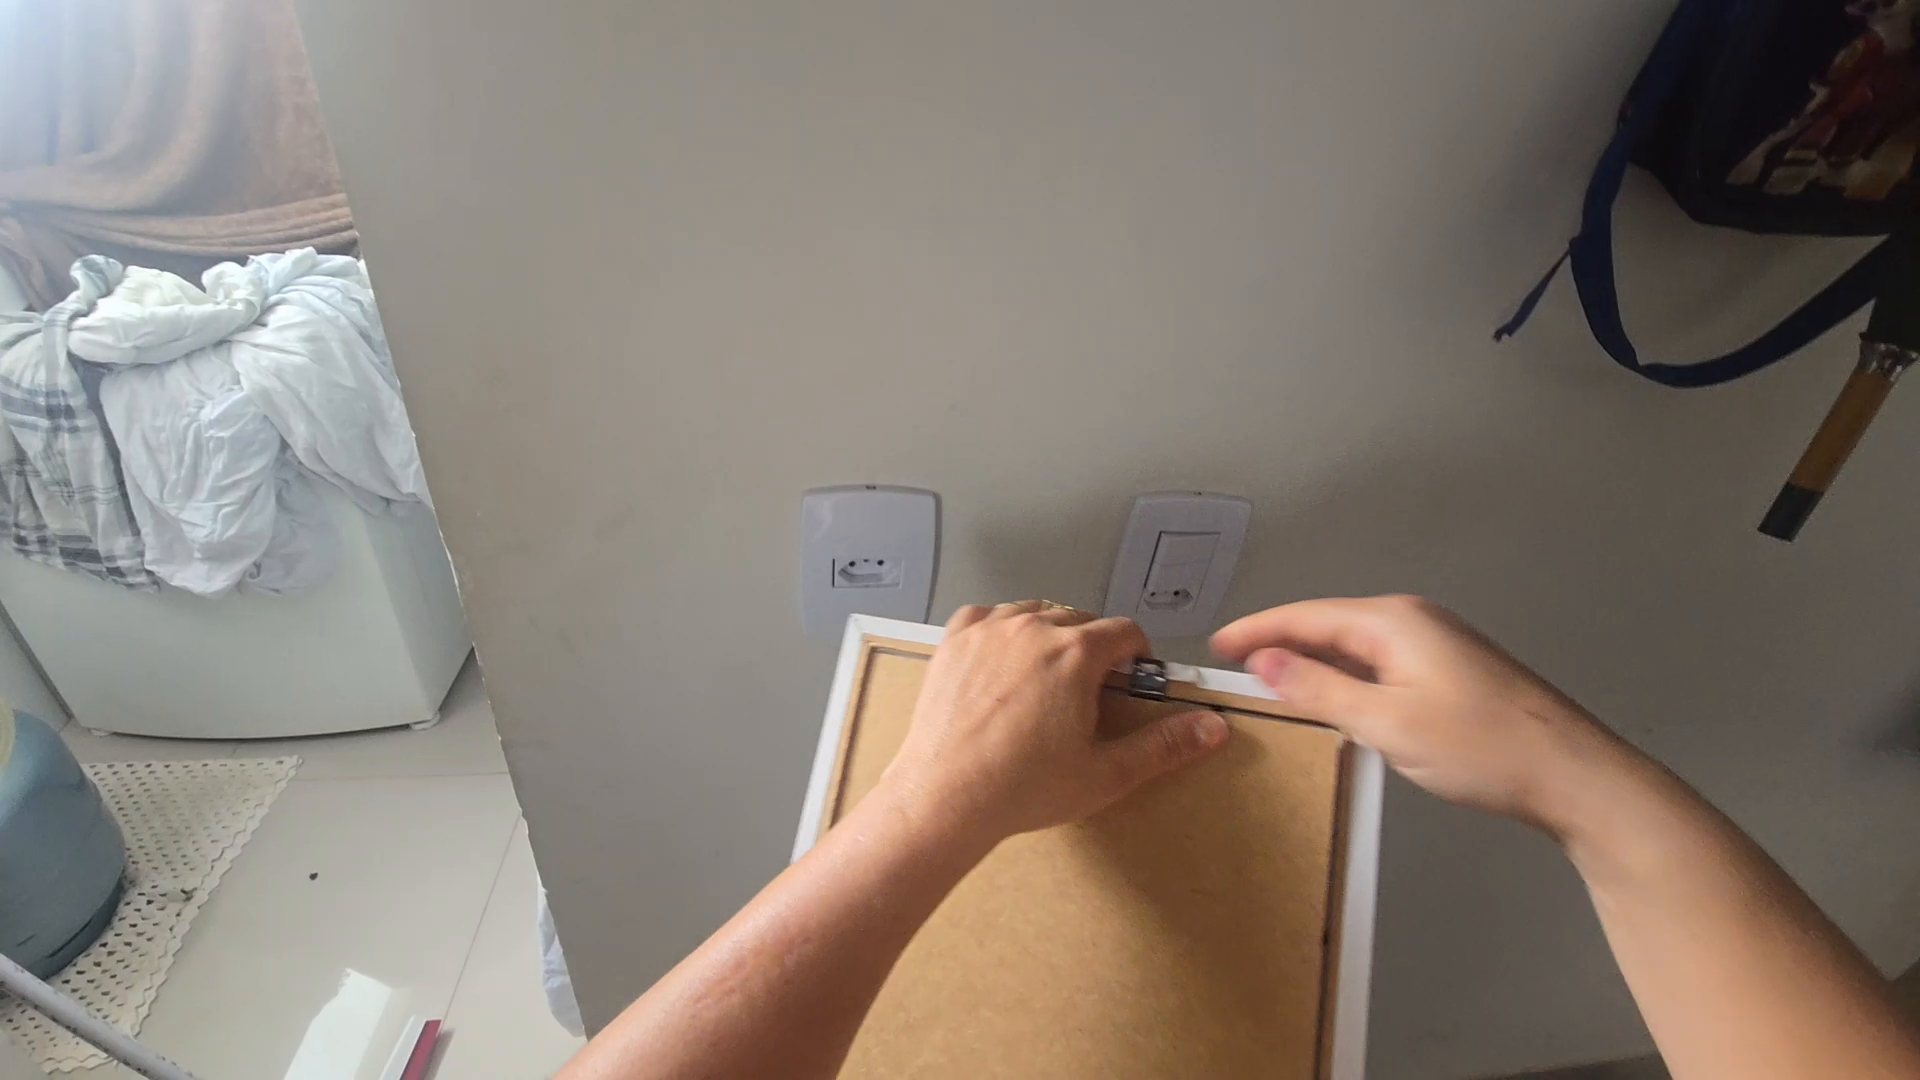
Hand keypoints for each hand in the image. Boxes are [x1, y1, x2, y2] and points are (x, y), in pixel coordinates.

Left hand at [880, 601, 1230, 846]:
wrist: (945, 797)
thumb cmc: (1022, 788)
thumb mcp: (1105, 773)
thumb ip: (1163, 745)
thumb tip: (1211, 727)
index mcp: (1076, 653)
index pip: (1124, 630)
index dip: (1136, 652)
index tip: (1131, 674)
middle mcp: (1033, 627)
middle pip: (1079, 618)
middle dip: (1093, 645)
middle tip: (1089, 685)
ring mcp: (989, 630)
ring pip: (1033, 610)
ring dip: (1048, 631)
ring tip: (1047, 670)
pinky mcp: (954, 640)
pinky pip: (985, 614)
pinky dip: (999, 625)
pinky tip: (1001, 652)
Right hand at [1211, 595, 1641, 836]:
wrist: (1583, 780)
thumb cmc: (1478, 747)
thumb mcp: (1385, 722)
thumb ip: (1318, 688)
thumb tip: (1261, 661)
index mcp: (1391, 621)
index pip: (1304, 616)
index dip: (1256, 630)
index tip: (1215, 645)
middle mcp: (1410, 619)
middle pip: (1326, 624)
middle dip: (1278, 642)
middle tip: (1234, 667)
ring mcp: (1434, 641)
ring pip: (1351, 643)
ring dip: (1308, 658)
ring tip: (1268, 679)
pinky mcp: (1448, 667)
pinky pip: (1374, 660)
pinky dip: (1340, 673)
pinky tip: (1329, 693)